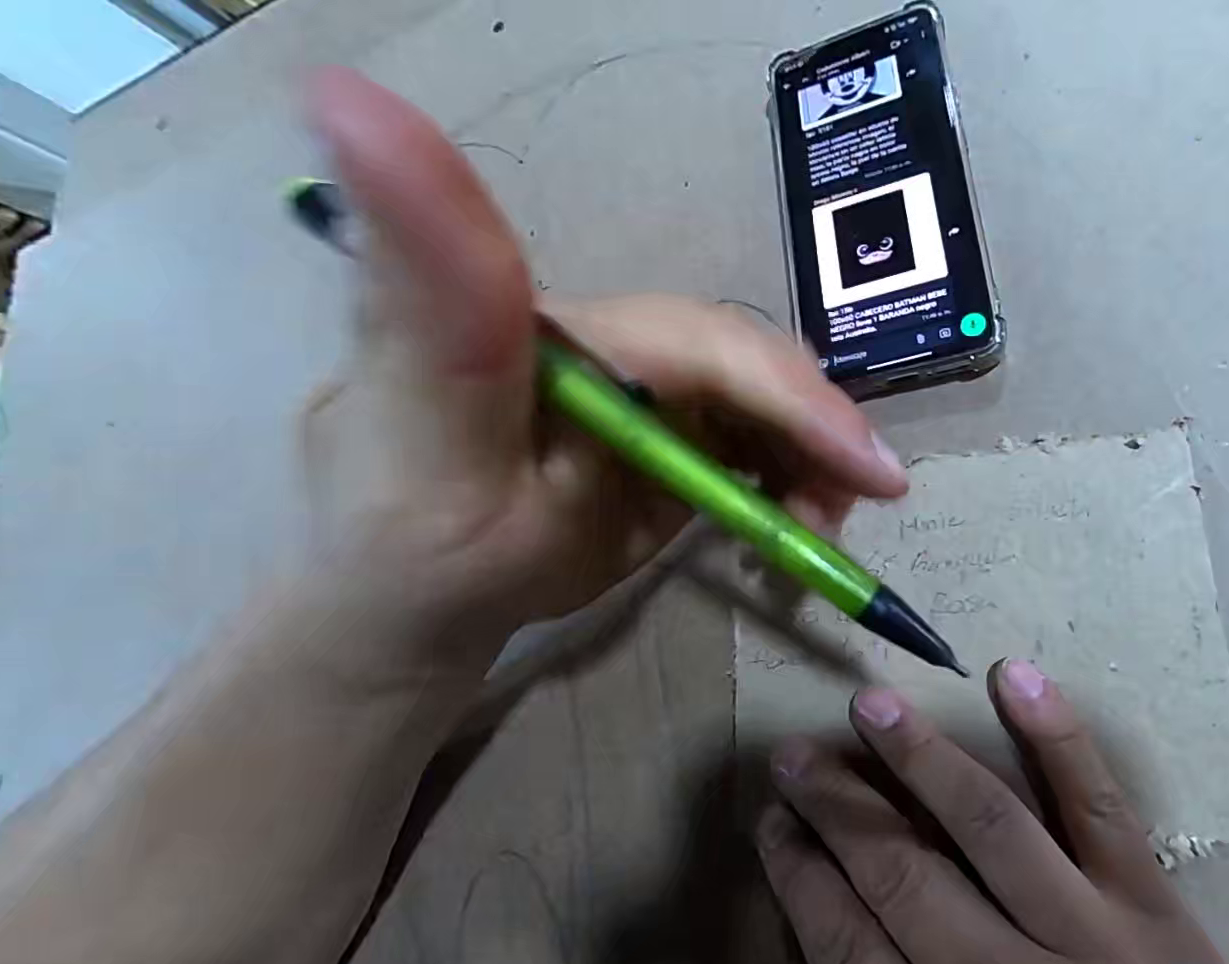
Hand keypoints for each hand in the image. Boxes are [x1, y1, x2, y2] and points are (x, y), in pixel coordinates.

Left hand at [297, 70, 906, 662]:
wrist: (424, 604)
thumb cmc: (419, 550)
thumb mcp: (424, 446)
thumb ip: (431, 299)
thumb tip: (354, 95)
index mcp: (565, 330)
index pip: (706, 346)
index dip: (799, 402)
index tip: (875, 470)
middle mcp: (619, 343)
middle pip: (752, 369)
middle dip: (821, 437)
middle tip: (866, 502)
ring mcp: (653, 392)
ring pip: (769, 407)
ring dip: (817, 462)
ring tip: (823, 529)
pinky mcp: (674, 435)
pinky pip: (759, 445)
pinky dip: (795, 480)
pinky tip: (800, 518)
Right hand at [756, 660, 1228, 963]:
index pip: (844, 947)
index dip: (799, 874)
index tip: (773, 823)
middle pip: (898, 874)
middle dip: (835, 806)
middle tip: (793, 755)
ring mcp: (1090, 943)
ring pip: (984, 823)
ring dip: (918, 756)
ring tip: (871, 706)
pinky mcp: (1156, 911)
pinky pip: (1098, 807)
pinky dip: (1056, 737)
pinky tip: (1014, 677)